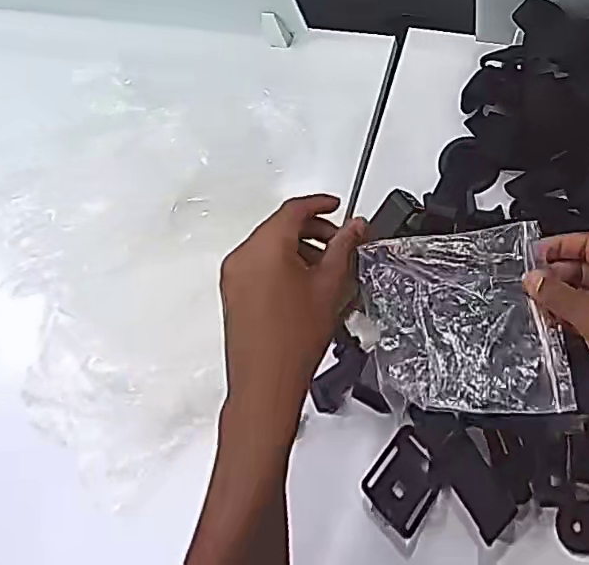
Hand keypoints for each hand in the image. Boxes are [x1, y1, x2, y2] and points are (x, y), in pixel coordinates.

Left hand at [219, 195, 367, 435]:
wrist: (266, 384)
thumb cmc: (292, 341)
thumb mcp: (330, 283)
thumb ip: (344, 246)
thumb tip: (354, 227)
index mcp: (265, 247)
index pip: (294, 209)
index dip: (320, 203)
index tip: (335, 205)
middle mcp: (243, 257)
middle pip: (281, 225)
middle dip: (314, 228)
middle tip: (338, 238)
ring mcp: (234, 276)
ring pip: (270, 244)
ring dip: (299, 246)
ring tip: (325, 264)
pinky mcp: (233, 293)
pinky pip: (260, 263)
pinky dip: (283, 262)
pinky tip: (306, 281)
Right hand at [523, 232, 588, 436]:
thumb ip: (561, 297)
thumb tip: (536, 279)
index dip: (560, 246)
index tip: (536, 254)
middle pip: (584, 267)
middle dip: (557, 274)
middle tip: (532, 283)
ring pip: (583, 292)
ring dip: (560, 298)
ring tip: (537, 303)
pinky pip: (586, 315)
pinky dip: (568, 316)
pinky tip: (552, 322)